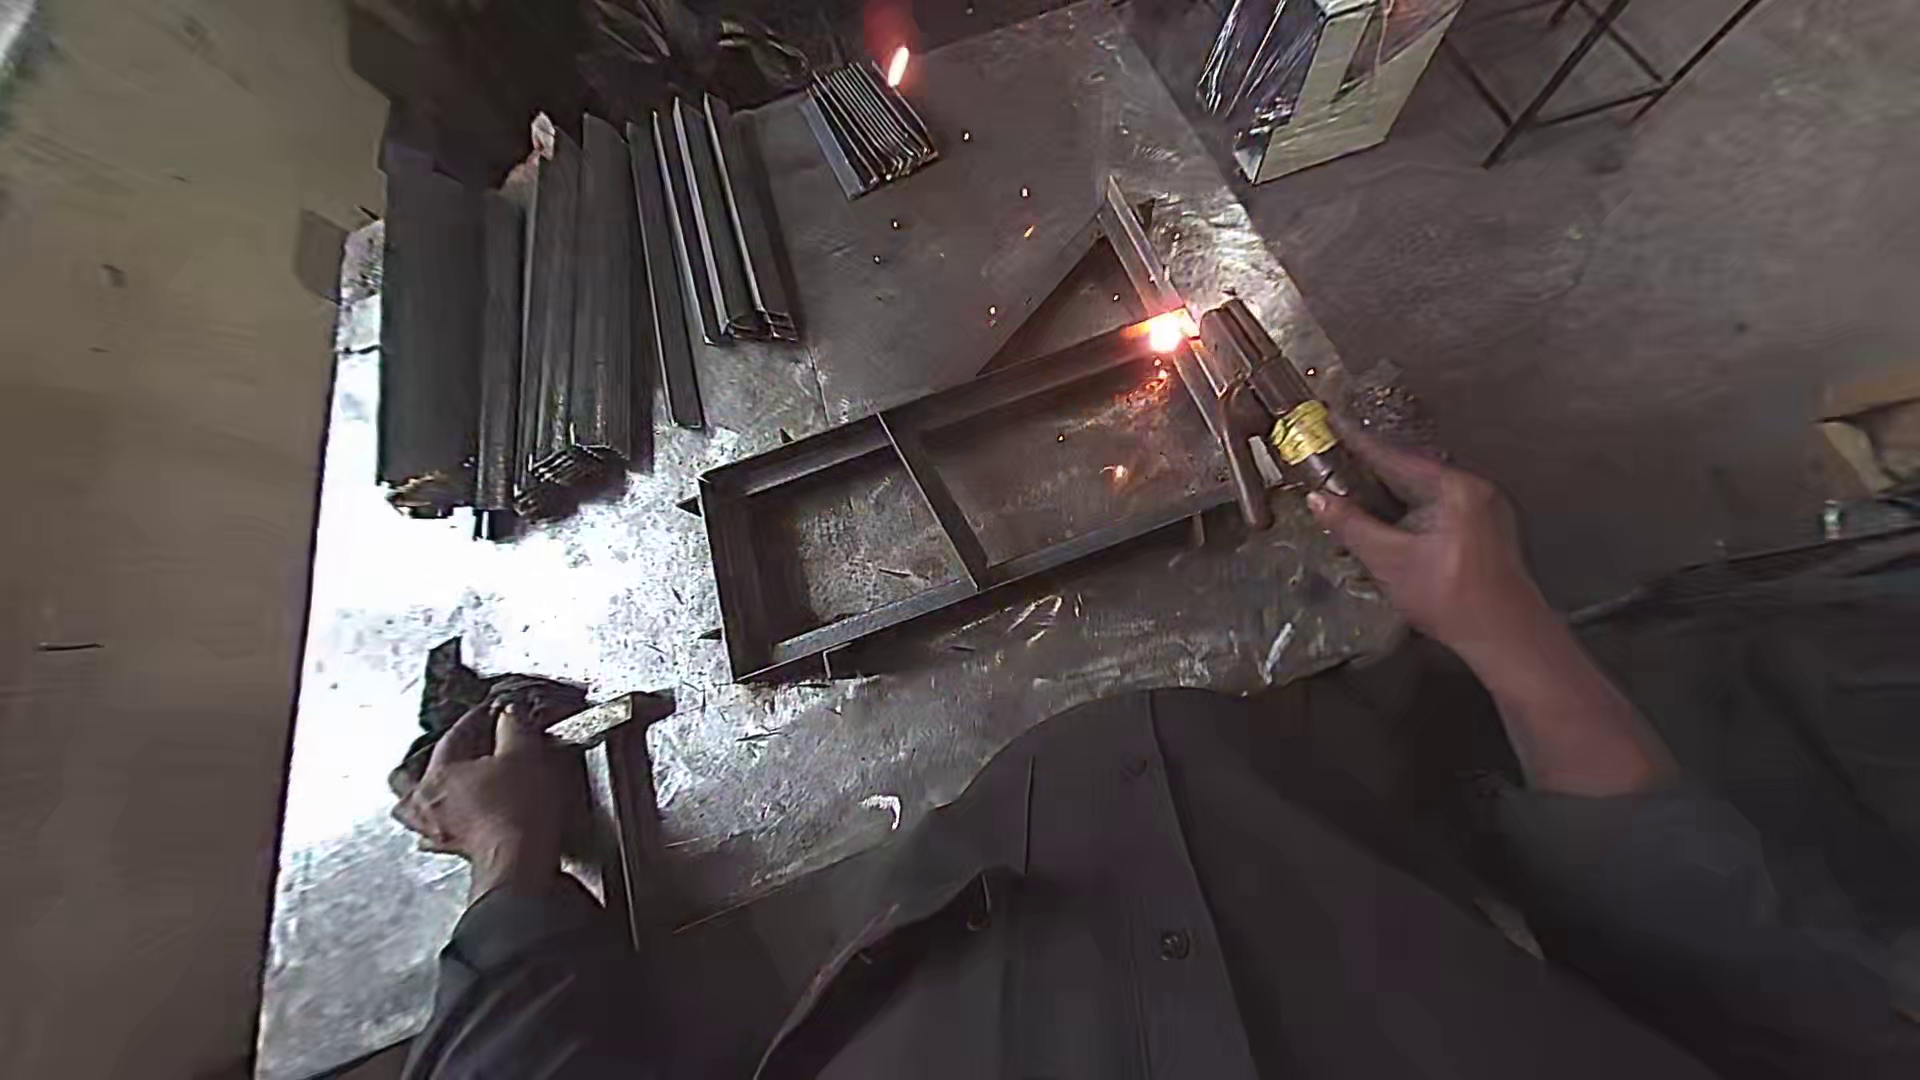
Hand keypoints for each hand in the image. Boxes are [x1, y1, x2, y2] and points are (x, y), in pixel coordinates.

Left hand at [393, 701, 577, 899]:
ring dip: (424, 793)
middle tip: (452, 750)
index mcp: (439, 774)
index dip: (476, 718)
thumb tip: (508, 711)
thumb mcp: (525, 753)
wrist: (521, 853)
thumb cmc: (520, 804)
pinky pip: (430, 831)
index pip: (454, 736)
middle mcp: (425, 801)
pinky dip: (438, 821)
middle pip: (411, 773)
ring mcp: (432, 827)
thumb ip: (513, 726)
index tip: (491, 710)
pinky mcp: (446, 847)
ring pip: (411, 806)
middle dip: (431, 759)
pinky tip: (451, 818)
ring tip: (442, 785)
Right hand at [1306, 427, 1552, 661]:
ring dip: (1378, 492)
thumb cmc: (1448, 596)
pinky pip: (1426, 506)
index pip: (1392, 457)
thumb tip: (1316, 498)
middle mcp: (1471, 490)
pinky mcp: (1476, 528)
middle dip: (1363, 468)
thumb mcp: (1387, 559)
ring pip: (1415, 490)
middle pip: (1404, 470)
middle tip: (1326, 460)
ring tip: (1342, 489)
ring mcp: (1478, 509)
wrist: (1505, 637)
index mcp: (1454, 489)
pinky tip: (1375, 518)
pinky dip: (1397, 508)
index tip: (1328, 422)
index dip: (1355, 441)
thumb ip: (1349, 524)